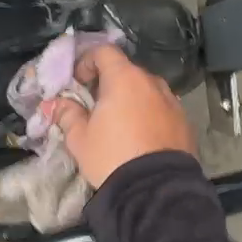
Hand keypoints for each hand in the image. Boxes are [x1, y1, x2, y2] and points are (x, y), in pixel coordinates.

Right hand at [43, 44, 195, 188]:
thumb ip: (67, 114)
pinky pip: (160, 109)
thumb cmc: (111, 157)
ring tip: (118, 125)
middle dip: (108, 83)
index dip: (86, 61)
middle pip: (126, 71)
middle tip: (94, 106)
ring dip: (130, 100)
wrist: (154, 189)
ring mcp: (172, 102)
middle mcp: (151, 83)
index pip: (104, 52)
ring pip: (145, 91)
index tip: (78, 82)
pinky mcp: (184, 122)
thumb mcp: (80, 138)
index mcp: (124, 79)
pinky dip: (148, 115)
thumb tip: (58, 103)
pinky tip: (139, 138)